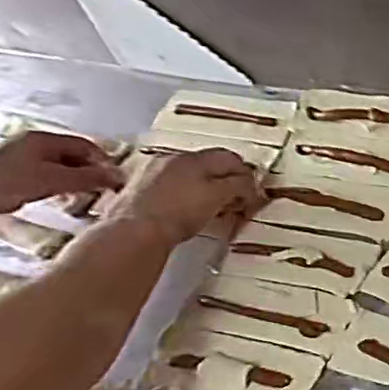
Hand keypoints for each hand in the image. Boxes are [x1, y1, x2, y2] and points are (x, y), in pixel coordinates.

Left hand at [0, 130, 123, 210]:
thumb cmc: (15, 182)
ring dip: (79, 178)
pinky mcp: (17, 169)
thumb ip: (93, 177)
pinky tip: (66, 195)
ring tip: (87, 193)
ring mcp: (23, 156)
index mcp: (43, 139)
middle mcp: (33, 143)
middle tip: (104, 188)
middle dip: (92, 170)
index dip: (104, 161)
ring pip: (64, 164)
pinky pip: (51, 172)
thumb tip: (120, 176)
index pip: (86, 145)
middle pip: (76, 154)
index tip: (115, 179)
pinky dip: (64, 182)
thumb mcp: (60, 180)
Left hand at [109, 149, 263, 244]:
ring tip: (215, 208)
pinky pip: (176, 185)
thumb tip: (250, 183)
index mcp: (193, 158)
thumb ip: (240, 185)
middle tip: (236, 202)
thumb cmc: (180, 212)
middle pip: (212, 165)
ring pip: (194, 175)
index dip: (247, 177)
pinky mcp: (142, 187)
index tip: (251, 194)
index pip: (231, 158)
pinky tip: (191, 210)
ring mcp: (154, 172)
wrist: (137, 230)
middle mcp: (172, 160)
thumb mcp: (221, 196)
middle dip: (228, 182)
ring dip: (209, 189)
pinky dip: (189, 194)